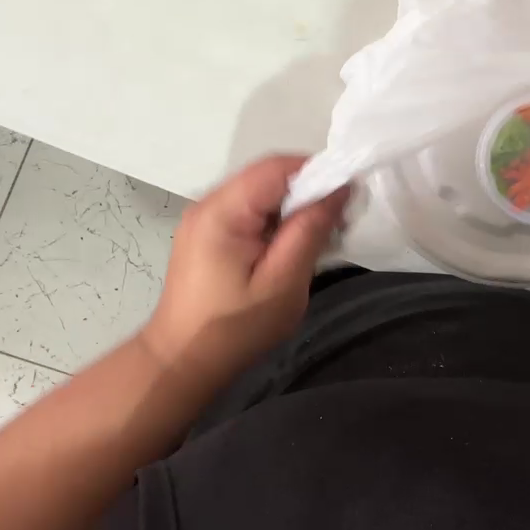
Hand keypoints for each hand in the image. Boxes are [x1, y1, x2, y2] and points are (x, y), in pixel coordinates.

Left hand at [138, 155, 349, 380]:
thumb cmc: (234, 329)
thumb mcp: (283, 282)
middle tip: (338, 219)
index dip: (318, 172)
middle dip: (309, 189)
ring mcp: (206, 217)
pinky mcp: (209, 233)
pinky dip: (278, 218)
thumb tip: (339, 189)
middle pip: (268, 175)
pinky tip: (292, 244)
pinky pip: (251, 209)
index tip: (348, 196)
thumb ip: (310, 230)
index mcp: (223, 212)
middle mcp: (209, 204)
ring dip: (295, 205)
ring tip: (320, 233)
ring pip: (262, 191)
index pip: (277, 167)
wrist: (181, 362)